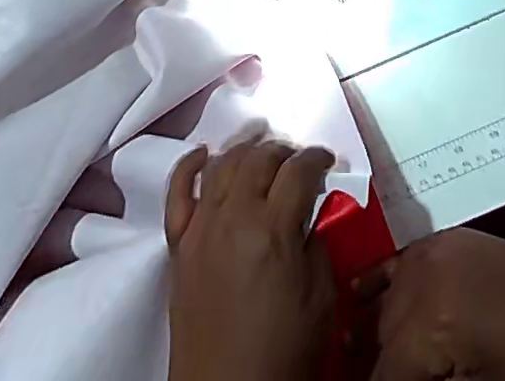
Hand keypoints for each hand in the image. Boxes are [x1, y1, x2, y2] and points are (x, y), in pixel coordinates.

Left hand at [165, 140, 337, 380]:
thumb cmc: (283, 354)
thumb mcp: (320, 301)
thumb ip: (317, 245)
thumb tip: (311, 212)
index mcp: (273, 231)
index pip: (297, 172)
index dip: (316, 158)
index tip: (325, 159)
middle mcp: (234, 217)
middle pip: (259, 160)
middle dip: (283, 151)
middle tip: (297, 158)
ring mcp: (201, 226)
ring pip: (222, 165)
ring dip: (245, 151)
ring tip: (261, 153)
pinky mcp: (178, 241)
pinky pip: (178, 190)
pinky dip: (189, 165)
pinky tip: (203, 154)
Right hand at [366, 229, 504, 380]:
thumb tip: (392, 377)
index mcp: (431, 327)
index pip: (386, 372)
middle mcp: (419, 283)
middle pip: (380, 335)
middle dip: (376, 363)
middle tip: (368, 373)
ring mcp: (427, 256)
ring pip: (384, 300)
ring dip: (374, 326)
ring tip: (354, 347)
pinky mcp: (437, 242)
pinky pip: (395, 263)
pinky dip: (376, 280)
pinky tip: (357, 294)